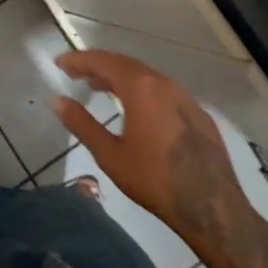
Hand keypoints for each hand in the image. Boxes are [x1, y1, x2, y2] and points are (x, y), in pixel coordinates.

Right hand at [54, 50, 267, 267]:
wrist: (212, 207)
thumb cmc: (155, 180)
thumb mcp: (110, 155)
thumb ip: (81, 124)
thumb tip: (56, 101)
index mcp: (141, 88)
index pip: (103, 61)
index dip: (79, 60)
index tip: (60, 62)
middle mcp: (165, 83)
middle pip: (126, 64)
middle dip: (98, 65)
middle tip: (76, 73)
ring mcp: (186, 97)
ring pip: (147, 76)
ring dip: (121, 77)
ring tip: (101, 88)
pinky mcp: (199, 114)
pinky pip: (164, 91)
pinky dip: (143, 90)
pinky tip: (137, 109)